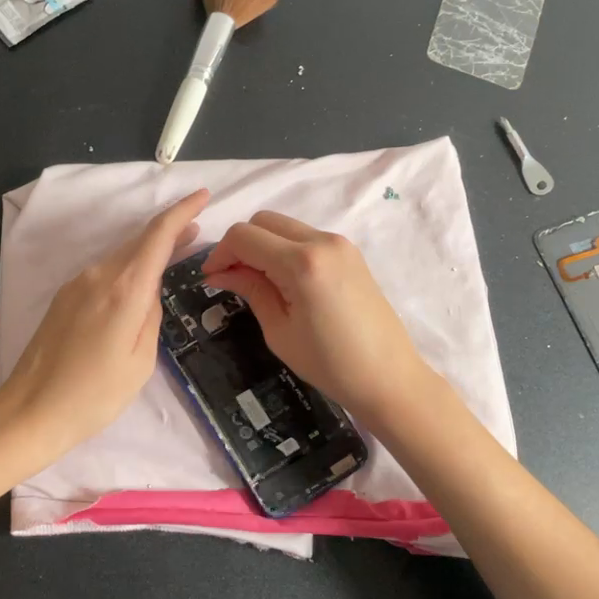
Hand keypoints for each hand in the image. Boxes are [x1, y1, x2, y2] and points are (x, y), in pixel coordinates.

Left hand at [0, 189, 208, 452]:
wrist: (31, 411)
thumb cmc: (93, 396)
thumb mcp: (140, 362)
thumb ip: (151, 319)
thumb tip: (149, 295)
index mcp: (124, 290)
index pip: (157, 235)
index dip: (183, 212)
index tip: (203, 195)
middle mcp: (98, 276)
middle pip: (139, 241)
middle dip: (169, 231)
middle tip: (198, 233)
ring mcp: (76, 285)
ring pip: (120, 257)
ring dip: (147, 252)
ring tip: (176, 255)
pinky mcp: (63, 299)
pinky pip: (104, 273)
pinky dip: (128, 269)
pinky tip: (139, 284)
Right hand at [201, 211, 432, 422]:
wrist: (388, 377)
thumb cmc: (329, 363)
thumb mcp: (279, 330)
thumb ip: (250, 290)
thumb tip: (219, 273)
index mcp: (301, 263)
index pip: (244, 236)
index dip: (220, 253)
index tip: (210, 278)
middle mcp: (322, 241)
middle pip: (263, 221)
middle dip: (240, 244)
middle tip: (230, 278)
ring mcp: (340, 244)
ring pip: (284, 226)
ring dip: (262, 245)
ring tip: (254, 282)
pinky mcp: (350, 253)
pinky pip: (305, 237)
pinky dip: (284, 249)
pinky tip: (281, 281)